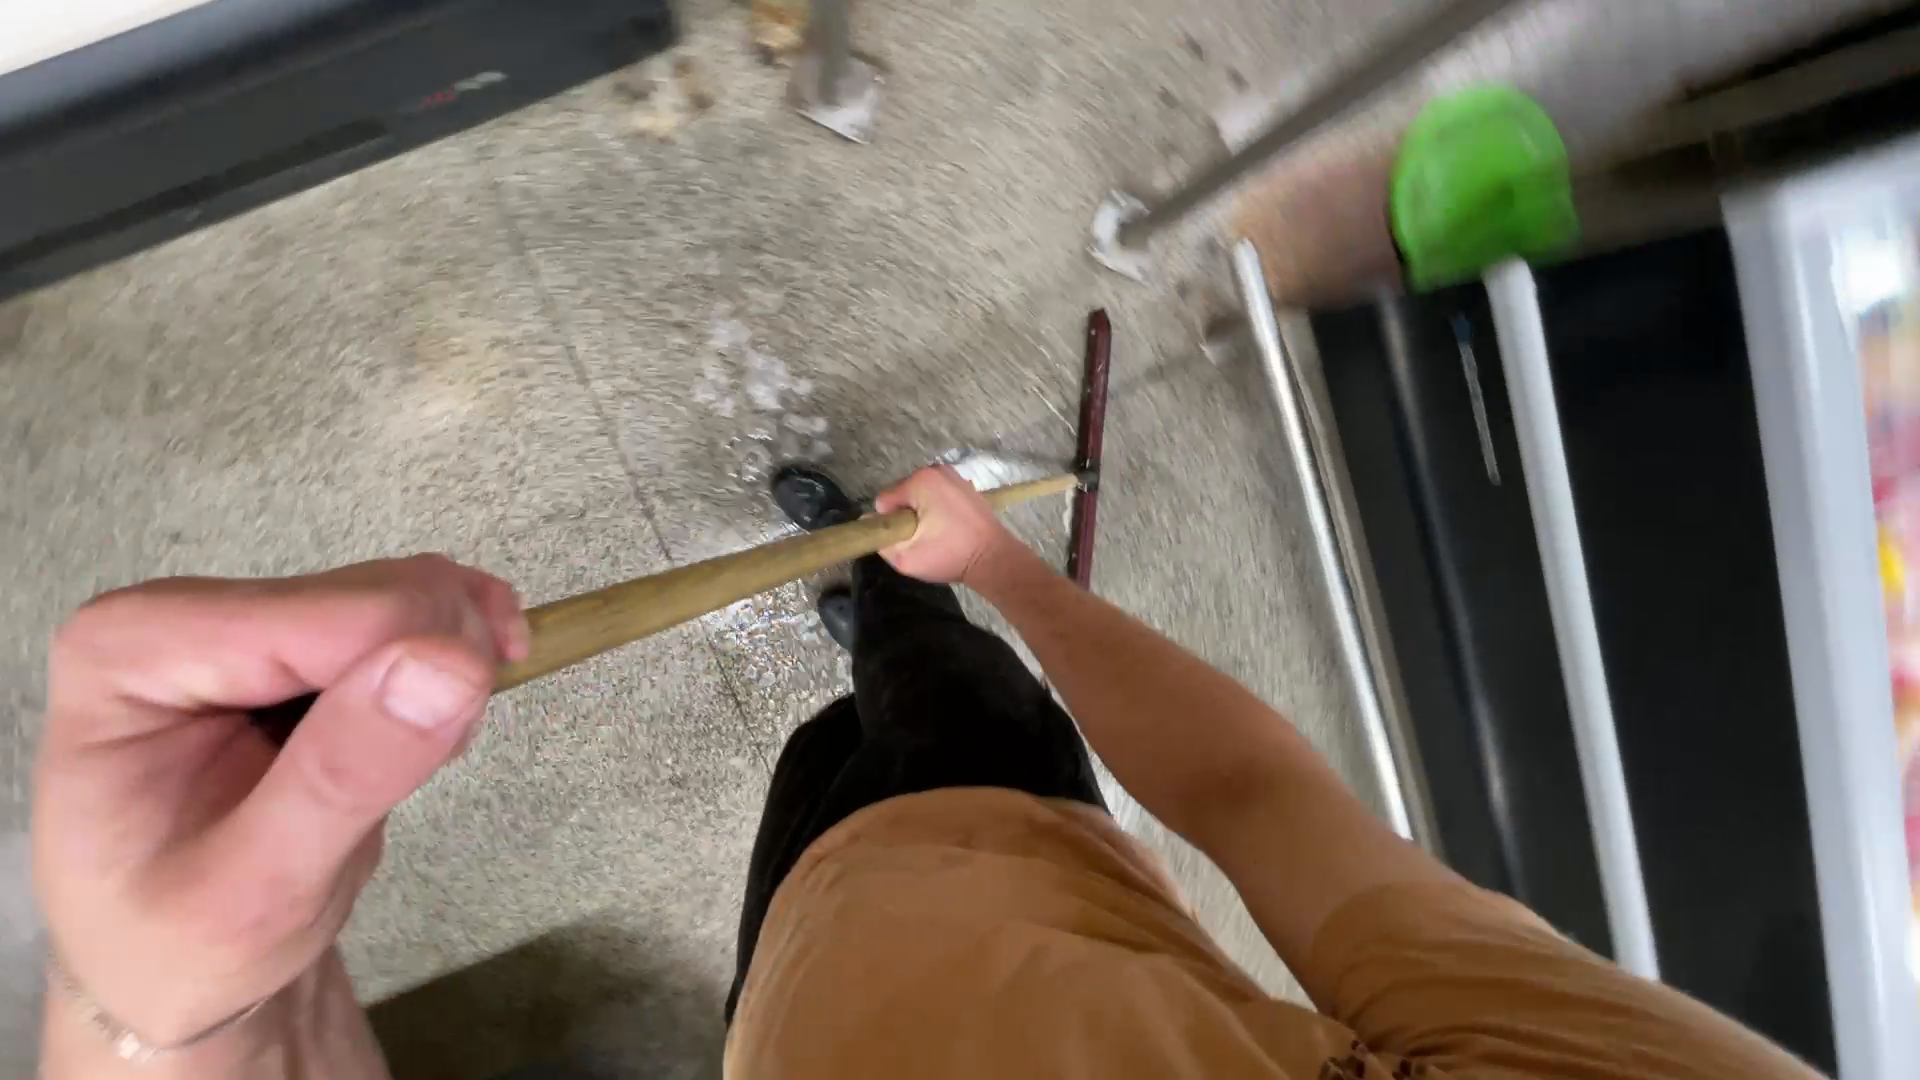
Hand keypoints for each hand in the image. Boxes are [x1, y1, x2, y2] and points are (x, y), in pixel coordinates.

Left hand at [32, 555, 527, 1069]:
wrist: (190, 959)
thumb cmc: (190, 940)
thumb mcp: (257, 890)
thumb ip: (345, 774)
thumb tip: (454, 662)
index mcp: (138, 654)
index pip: (350, 616)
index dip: (418, 682)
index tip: (421, 763)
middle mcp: (196, 611)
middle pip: (396, 592)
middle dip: (446, 672)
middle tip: (419, 765)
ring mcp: (260, 614)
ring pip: (428, 590)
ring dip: (464, 666)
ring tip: (421, 750)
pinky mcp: (316, 627)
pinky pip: (437, 597)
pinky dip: (472, 646)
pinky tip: (451, 704)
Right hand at [874, 465, 1024, 584]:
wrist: (994, 558)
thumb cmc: (951, 556)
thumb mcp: (906, 558)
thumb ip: (881, 541)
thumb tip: (867, 522)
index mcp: (920, 480)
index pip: (885, 501)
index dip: (890, 524)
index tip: (907, 539)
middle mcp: (936, 470)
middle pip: (903, 495)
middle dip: (907, 516)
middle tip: (925, 539)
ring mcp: (954, 476)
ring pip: (920, 496)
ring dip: (922, 514)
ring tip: (938, 534)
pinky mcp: (965, 486)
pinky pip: (938, 496)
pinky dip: (938, 510)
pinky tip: (950, 528)